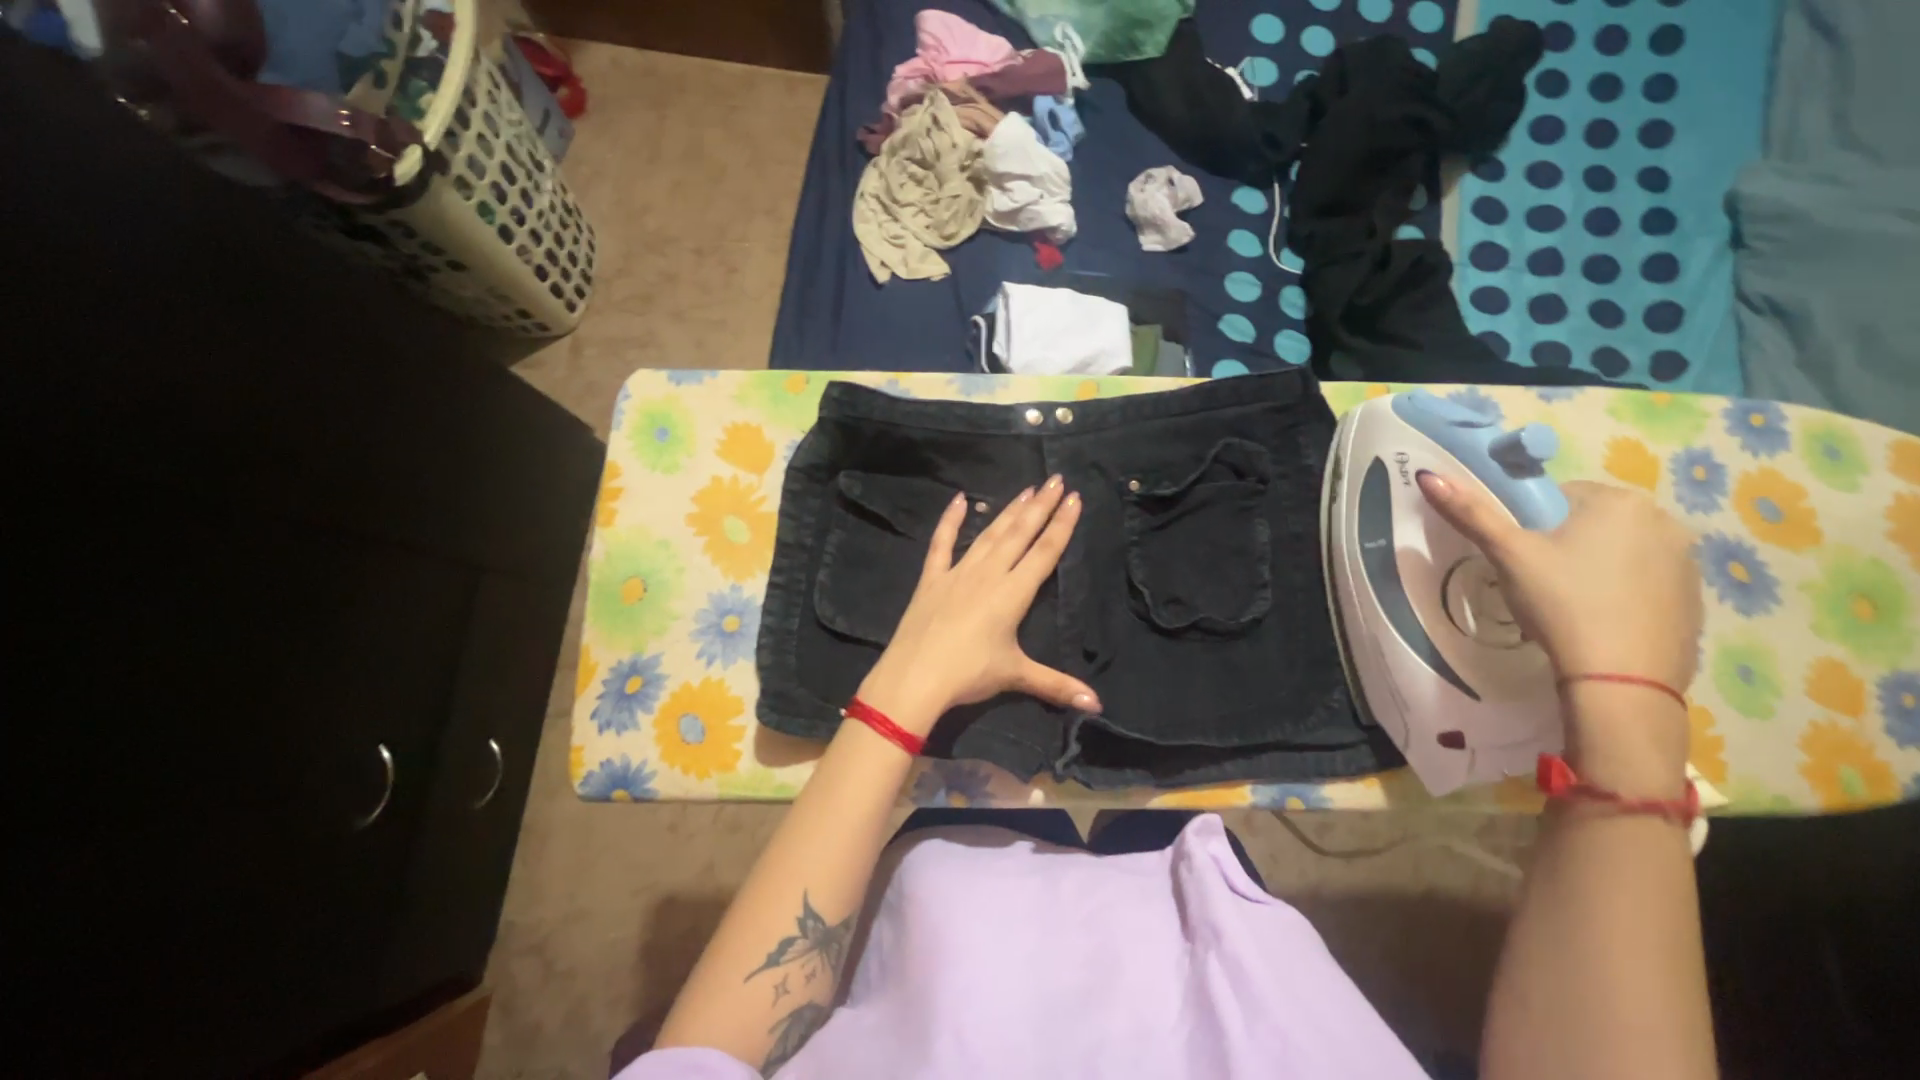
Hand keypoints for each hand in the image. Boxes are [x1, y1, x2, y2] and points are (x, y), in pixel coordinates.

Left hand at [855, 476, 1100, 735]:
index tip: (1074, 497)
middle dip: (1040, 506)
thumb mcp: (1016, 676)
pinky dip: (950, 521)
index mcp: (1013, 593)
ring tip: (1026, 489)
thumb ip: (1057, 685)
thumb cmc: (968, 674)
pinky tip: (959, 500)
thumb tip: (1097, 705)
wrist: (914, 677)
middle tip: (1055, 478)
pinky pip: (942, 543)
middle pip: (1020, 534)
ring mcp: (958, 573)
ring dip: (1009, 511)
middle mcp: (988, 574)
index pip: (1044, 552)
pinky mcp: (932, 579)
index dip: (1062, 524)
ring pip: (989, 534)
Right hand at [1416, 474, 1701, 782]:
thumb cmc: (1561, 603)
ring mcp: (1688, 560)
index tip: (1521, 556)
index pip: (1560, 497)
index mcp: (1619, 500)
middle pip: (1594, 522)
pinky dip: (1623, 592)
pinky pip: (1647, 581)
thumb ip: (1471, 513)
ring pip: (1622, 550)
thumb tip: (1427, 475)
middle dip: (1567, 543)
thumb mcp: (1508, 555)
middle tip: (1540, 581)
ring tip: (1569, 603)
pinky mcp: (1695, 597)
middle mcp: (1664, 519)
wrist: (1621, 677)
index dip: (1531, 524)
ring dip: (1597, 565)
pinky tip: (1601, 619)